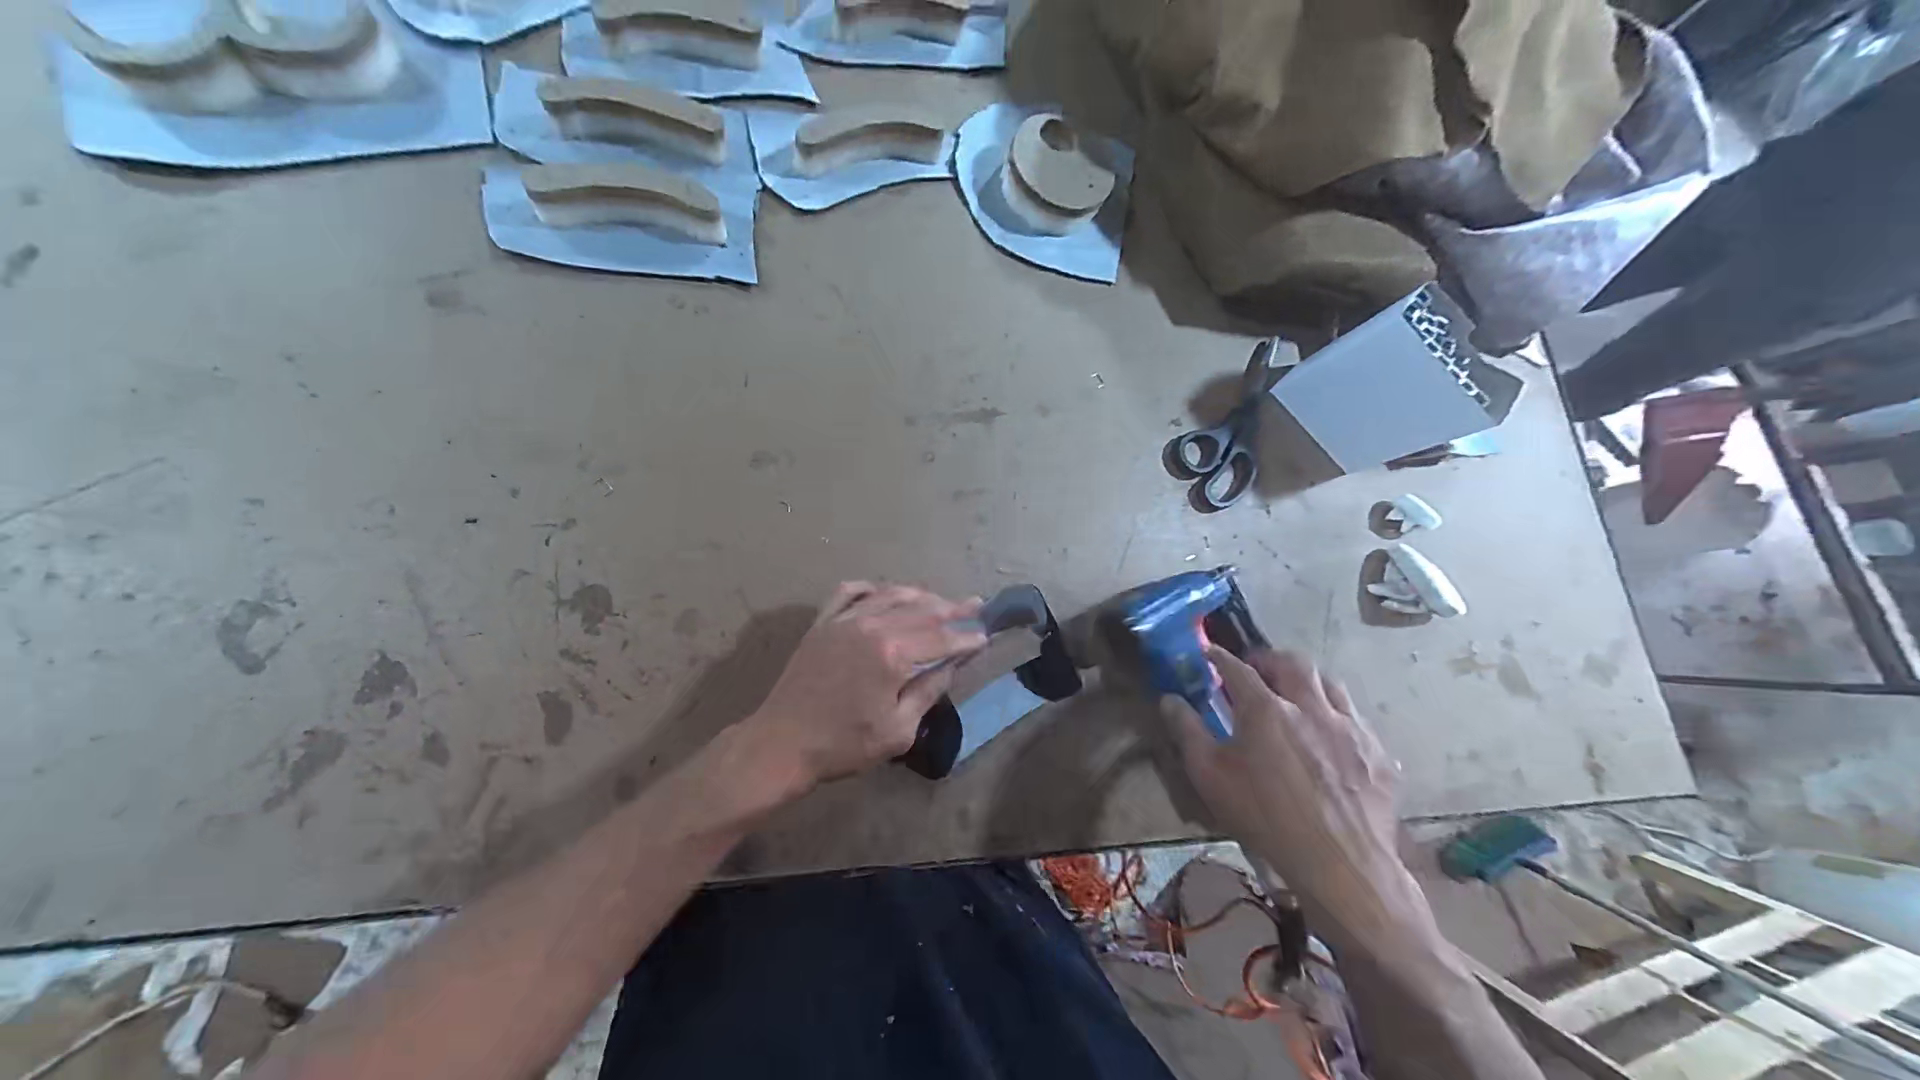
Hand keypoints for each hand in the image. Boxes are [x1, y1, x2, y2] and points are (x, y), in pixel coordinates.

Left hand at [746, 582, 985, 789]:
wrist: (782, 744)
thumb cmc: (844, 745)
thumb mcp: (898, 729)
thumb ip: (928, 691)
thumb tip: (952, 666)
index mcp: (892, 654)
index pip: (941, 638)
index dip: (966, 637)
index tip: (985, 636)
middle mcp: (870, 626)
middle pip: (920, 609)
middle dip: (952, 608)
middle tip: (976, 604)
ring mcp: (843, 620)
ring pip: (889, 595)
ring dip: (919, 595)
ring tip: (940, 599)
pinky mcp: (822, 623)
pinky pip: (849, 592)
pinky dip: (872, 588)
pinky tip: (884, 591)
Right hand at [1162, 646, 1401, 904]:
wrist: (1340, 866)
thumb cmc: (1265, 818)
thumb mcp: (1210, 777)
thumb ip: (1187, 732)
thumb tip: (1169, 699)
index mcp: (1266, 709)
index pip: (1238, 668)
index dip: (1220, 657)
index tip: (1210, 653)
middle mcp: (1310, 707)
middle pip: (1292, 663)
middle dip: (1270, 659)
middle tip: (1256, 669)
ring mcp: (1350, 728)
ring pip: (1330, 683)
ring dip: (1307, 681)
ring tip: (1295, 694)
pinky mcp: (1378, 754)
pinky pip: (1357, 720)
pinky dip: (1337, 716)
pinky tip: (1331, 736)